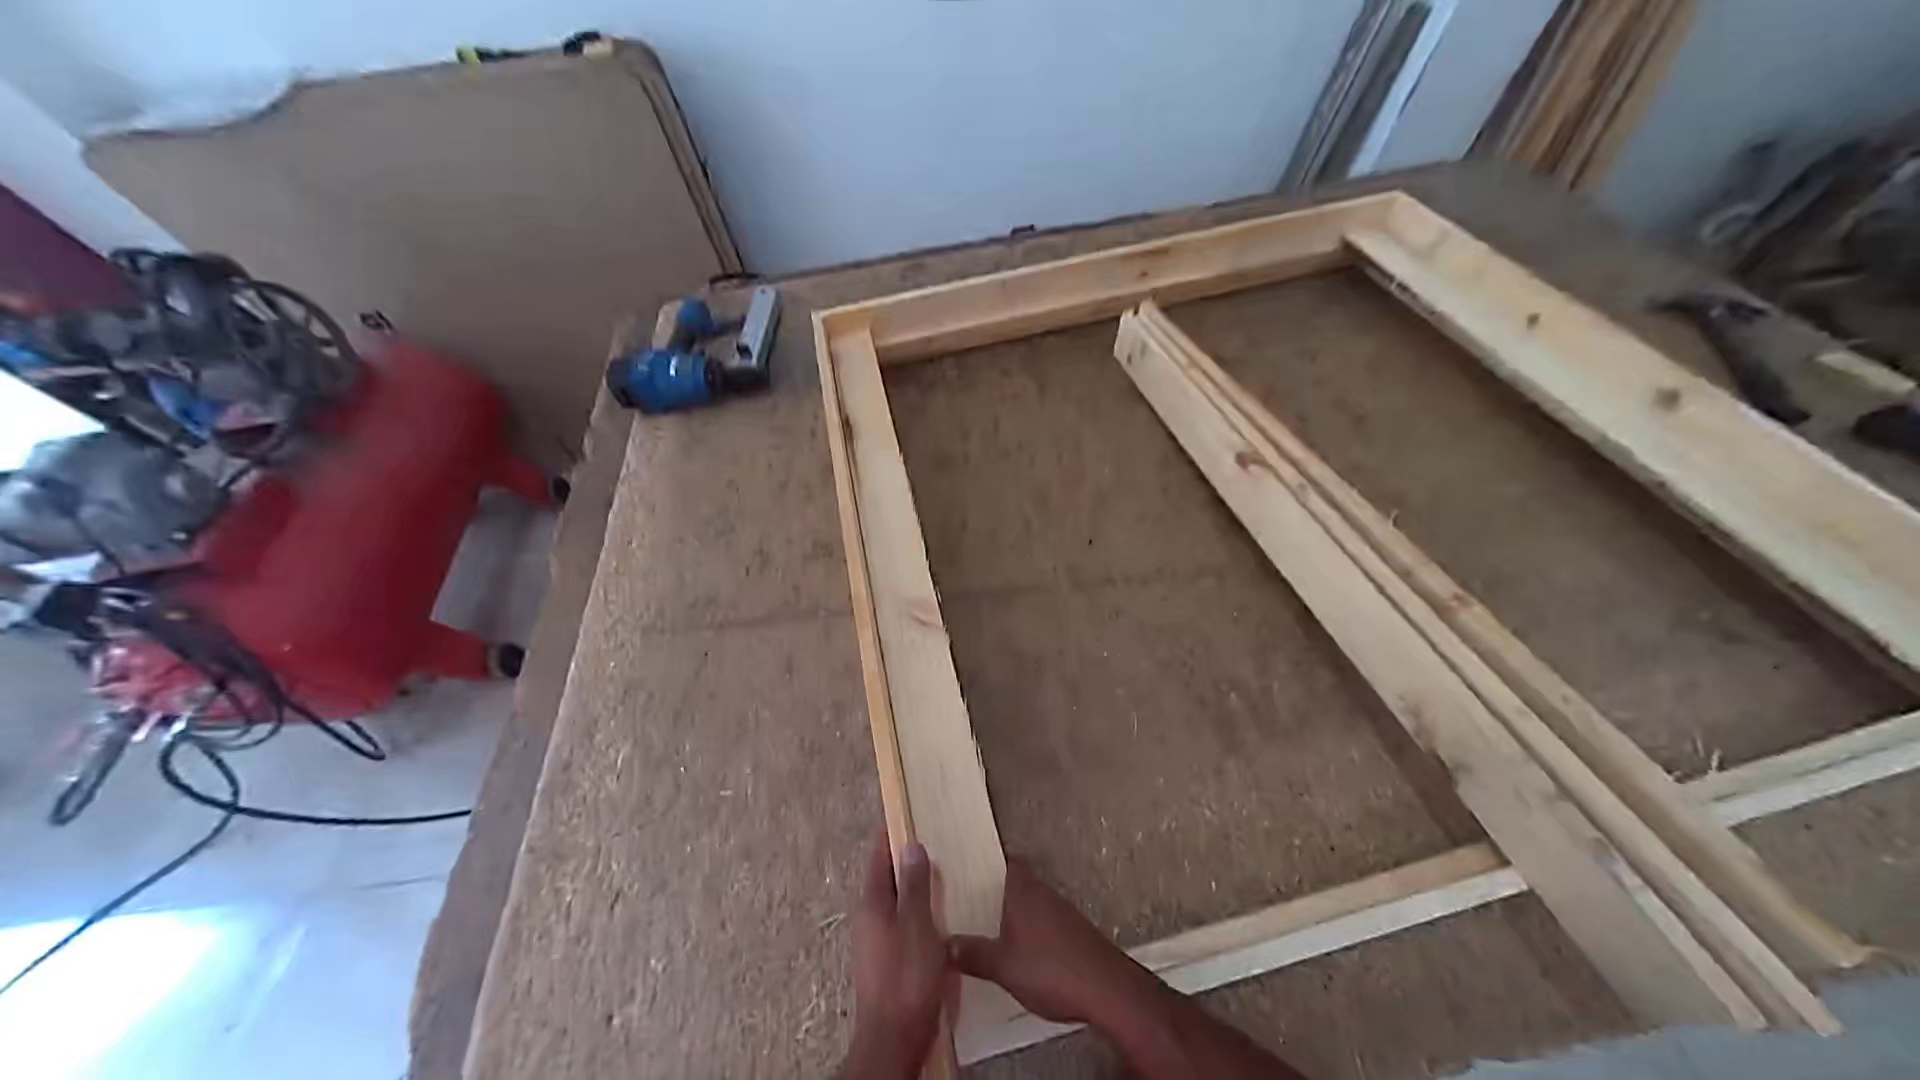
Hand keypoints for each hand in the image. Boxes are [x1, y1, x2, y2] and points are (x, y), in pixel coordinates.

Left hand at [839, 833, 947, 1079]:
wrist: (895, 1039)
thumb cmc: (907, 976)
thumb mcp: (917, 924)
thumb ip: (914, 885)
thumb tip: (911, 846)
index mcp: (873, 902)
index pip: (879, 856)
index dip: (893, 833)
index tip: (911, 814)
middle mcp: (870, 918)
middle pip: (887, 877)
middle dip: (907, 859)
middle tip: (936, 842)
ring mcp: (877, 941)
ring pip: (896, 902)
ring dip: (914, 887)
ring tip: (943, 876)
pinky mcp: (888, 961)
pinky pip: (903, 923)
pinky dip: (918, 912)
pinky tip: (940, 918)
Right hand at [950, 858, 1166, 1028]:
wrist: (1106, 990)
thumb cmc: (1051, 969)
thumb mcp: (1003, 966)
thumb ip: (973, 955)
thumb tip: (946, 946)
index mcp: (1024, 890)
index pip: (1010, 859)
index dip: (993, 857)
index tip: (974, 861)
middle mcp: (1044, 893)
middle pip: (1019, 880)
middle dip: (998, 889)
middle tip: (973, 898)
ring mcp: (1063, 913)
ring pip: (1032, 902)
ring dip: (1016, 912)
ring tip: (991, 927)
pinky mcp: (1075, 934)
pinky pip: (1046, 922)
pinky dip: (1032, 931)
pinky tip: (1022, 952)